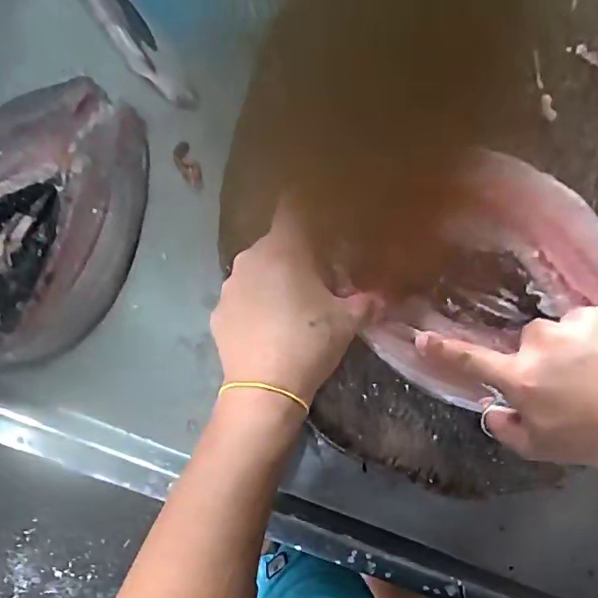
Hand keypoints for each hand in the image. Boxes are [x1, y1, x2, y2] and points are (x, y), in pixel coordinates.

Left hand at [212, 202, 379, 404]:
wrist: (263, 389)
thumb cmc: (308, 343)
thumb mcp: (347, 321)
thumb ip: (366, 302)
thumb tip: (380, 298)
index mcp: (282, 248)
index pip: (293, 208)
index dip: (308, 211)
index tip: (322, 225)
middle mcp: (249, 259)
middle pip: (274, 245)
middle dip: (293, 256)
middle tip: (315, 279)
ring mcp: (228, 288)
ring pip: (255, 274)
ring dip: (271, 283)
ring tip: (290, 308)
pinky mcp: (217, 316)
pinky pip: (241, 302)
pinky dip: (253, 309)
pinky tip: (266, 330)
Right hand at [414, 296, 597, 467]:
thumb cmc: (590, 440)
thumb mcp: (538, 446)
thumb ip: (506, 428)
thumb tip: (493, 408)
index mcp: (519, 378)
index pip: (471, 360)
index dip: (444, 350)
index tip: (422, 337)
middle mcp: (542, 344)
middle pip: (531, 337)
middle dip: (545, 353)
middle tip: (572, 378)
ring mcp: (580, 322)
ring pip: (569, 324)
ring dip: (580, 340)